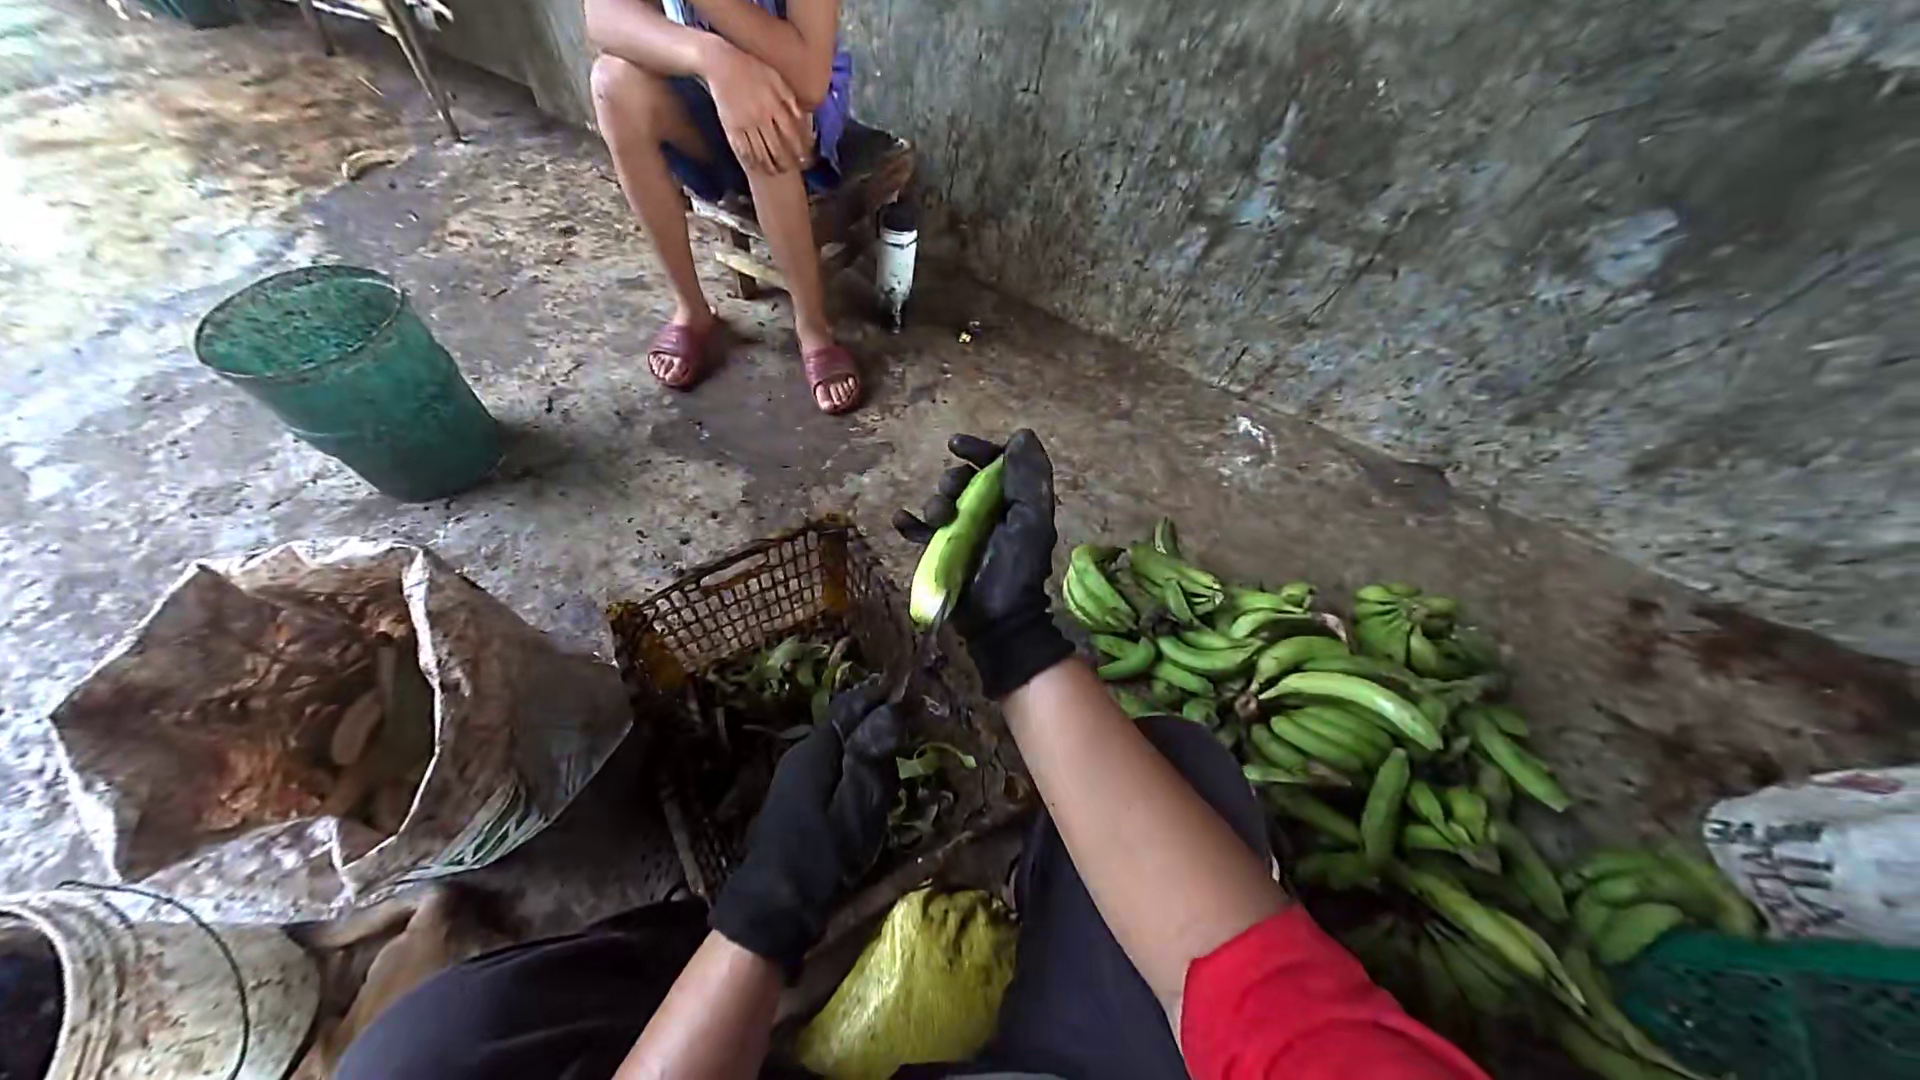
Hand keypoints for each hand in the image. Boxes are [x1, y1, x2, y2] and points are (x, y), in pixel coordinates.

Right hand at [703, 44, 810, 174]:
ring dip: (770, 167)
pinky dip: (751, 161)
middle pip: (777, 149)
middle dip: (786, 163)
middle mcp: (761, 117)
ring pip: (761, 153)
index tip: (804, 160)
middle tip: (790, 170)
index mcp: (773, 105)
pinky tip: (756, 166)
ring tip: (775, 172)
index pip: (792, 135)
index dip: (800, 150)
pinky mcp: (731, 127)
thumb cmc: (750, 69)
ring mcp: (745, 123)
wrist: (719, 62)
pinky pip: (743, 150)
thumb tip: (804, 119)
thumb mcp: (775, 78)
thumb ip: (790, 99)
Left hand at [709, 679, 902, 979]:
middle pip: (846, 728)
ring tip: (896, 767)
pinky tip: (870, 795)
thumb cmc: (822, 851)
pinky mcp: (796, 799)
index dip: (881, 700)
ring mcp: (796, 778)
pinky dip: (854, 774)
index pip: (851, 707)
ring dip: (866, 753)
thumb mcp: (858, 803)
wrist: (775, 906)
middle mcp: (802, 755)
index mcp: (816, 749)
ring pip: (840, 751)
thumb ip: (872, 755)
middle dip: (876, 728)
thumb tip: (890, 709)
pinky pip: (832, 771)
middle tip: (911, 737)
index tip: (911, 700)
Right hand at [894, 430, 1073, 698]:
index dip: (978, 450)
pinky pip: (920, 531)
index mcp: (1014, 502)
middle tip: (951, 492)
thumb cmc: (1018, 569)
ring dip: (935, 502)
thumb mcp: (1031, 521)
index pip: (995, 464)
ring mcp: (963, 532)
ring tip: (939, 517)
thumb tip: (1021, 435)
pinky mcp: (942, 552)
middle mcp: (988, 512)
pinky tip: (902, 519)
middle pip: (964, 480)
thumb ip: (1028, 479)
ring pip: (941, 501)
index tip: (956, 445)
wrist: (998, 620)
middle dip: (953, 479)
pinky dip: (910, 523)